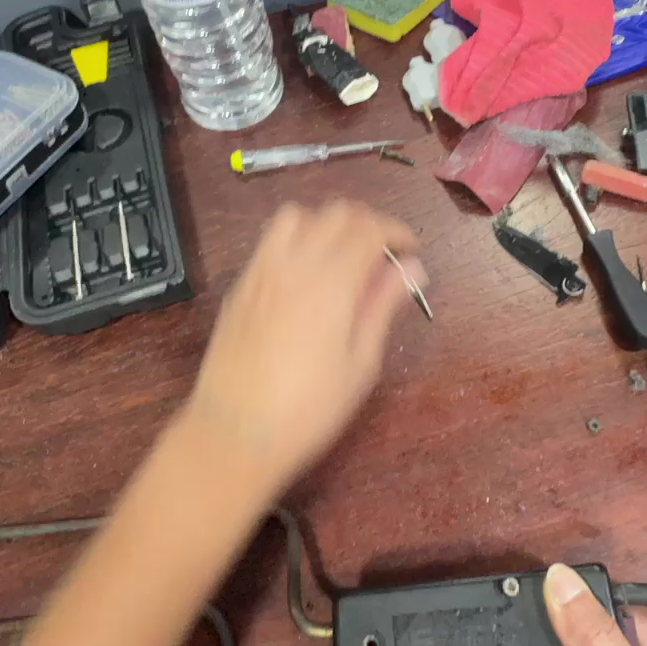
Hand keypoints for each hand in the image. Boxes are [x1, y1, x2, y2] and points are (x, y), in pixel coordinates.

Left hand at [184, 200, 421, 494]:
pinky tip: (304, 275)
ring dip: (326, 224)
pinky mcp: (241, 286)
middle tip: (382, 254)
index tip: (410, 251)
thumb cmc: (309, 408)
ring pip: (297, 216)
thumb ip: (383, 306)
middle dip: (367, 223)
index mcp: (332, 281)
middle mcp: (295, 263)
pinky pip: (270, 241)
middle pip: (336, 212)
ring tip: (341, 256)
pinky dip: (296, 239)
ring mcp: (262, 271)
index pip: (369, 228)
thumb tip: (412, 269)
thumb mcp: (361, 363)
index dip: (396, 232)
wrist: (234, 433)